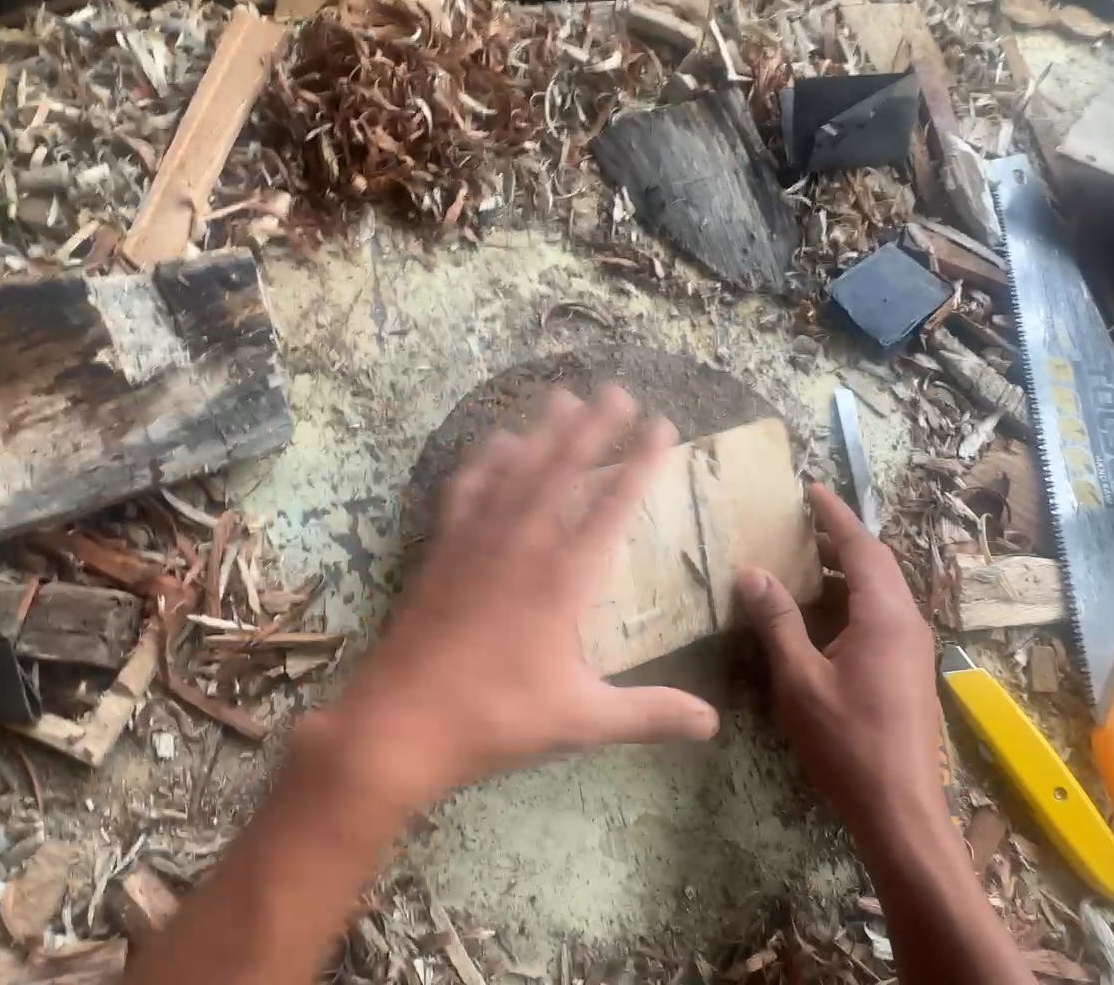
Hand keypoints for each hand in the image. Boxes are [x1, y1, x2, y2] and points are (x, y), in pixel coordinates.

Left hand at [320, 387, 720, 801]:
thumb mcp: (581, 719)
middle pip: (564, 470)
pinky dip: (483, 462)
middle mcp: (524, 545)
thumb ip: (650, 713)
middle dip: (594, 427)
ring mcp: (478, 542)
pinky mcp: (443, 550)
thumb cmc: (497, 716)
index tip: (660, 425)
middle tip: (616, 389)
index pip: (613, 505)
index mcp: (565, 579)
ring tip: (562, 395)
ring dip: (542, 431)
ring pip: (516, 471)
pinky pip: (467, 492)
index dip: (640, 462)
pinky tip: (493, 443)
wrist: (401, 720)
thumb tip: (713, 724)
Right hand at [739, 485, 944, 837]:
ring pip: (880, 589)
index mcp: (885, 616)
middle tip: (796, 522)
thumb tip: (752, 572)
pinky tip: (819, 611)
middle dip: (839, 537)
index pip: (862, 546)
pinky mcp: (907, 669)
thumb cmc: (847, 742)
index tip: (809, 487)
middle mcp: (907, 622)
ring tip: (801, 559)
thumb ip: (777, 622)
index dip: (834, 514)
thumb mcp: (800, 680)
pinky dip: (850, 596)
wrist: (900, 811)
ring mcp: (912, 647)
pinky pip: (880, 613)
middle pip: (876, 563)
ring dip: (845, 568)